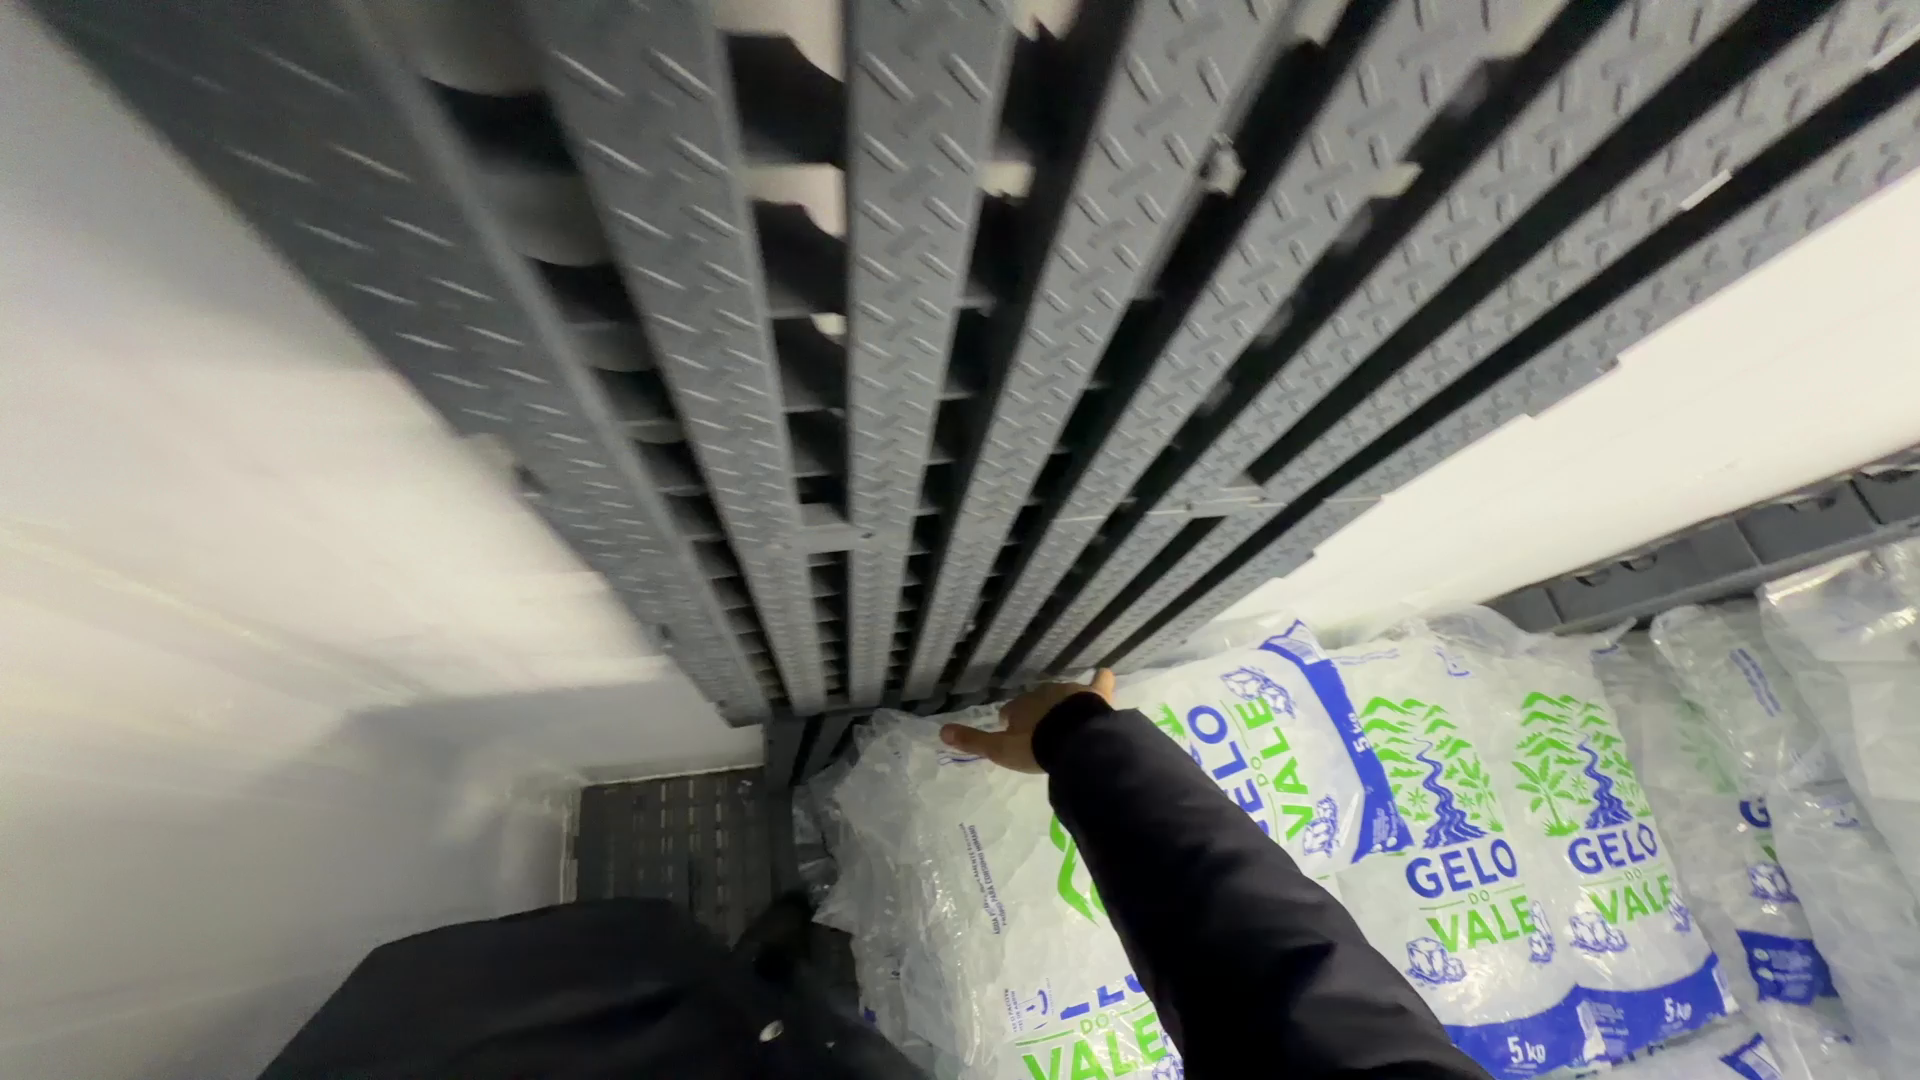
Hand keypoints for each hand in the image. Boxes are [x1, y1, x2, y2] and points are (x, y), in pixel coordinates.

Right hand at [939, 669, 1115, 772]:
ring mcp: (1070, 692)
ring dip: (1061, 703)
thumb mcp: (1001, 749)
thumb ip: (974, 741)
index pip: (1011, 711)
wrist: (1075, 741)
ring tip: (1064, 719)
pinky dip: (1101, 679)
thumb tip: (942, 731)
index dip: (1011, 721)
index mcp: (1020, 706)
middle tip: (1040, 730)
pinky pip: (1099, 683)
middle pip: (1036, 700)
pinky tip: (1104, 674)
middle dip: (1036, 711)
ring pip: (1062, 694)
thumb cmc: (1036, 747)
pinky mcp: (1095, 696)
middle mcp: (1042, 693)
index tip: (1013, 733)